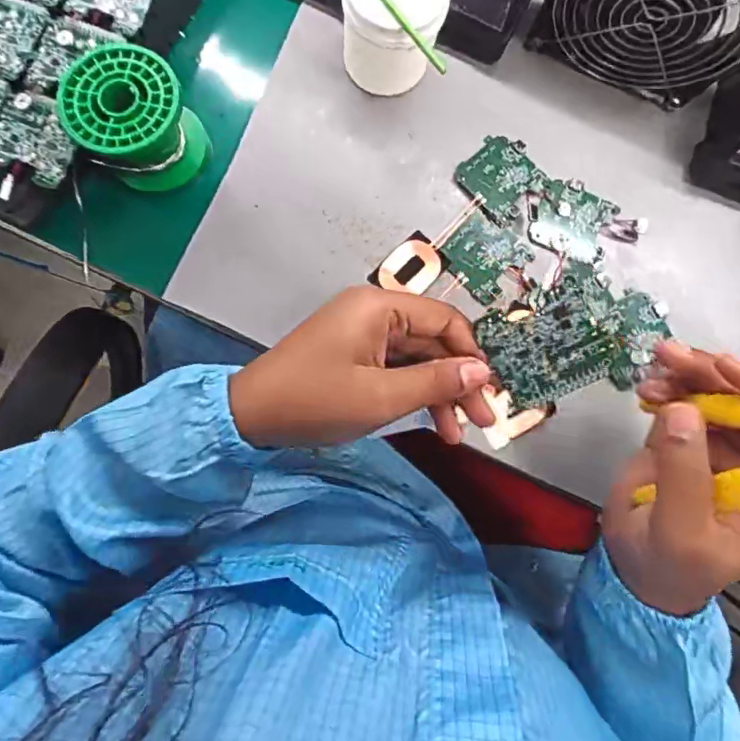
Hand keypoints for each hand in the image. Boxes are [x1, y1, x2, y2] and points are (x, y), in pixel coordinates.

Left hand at [229, 286, 497, 446]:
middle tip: (482, 422)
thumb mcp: (382, 397)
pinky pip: (392, 365)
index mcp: (378, 307)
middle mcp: (371, 310)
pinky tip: (426, 421)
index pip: (445, 320)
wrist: (252, 414)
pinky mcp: (350, 350)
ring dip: (436, 391)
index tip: (487, 394)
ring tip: (454, 433)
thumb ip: (436, 381)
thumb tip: (480, 370)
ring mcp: (358, 330)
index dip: (472, 356)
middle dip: (457, 380)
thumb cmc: (313, 401)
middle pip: (431, 339)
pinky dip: (410, 390)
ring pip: (414, 356)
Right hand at [602, 341, 739, 615]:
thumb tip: (684, 410)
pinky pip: (683, 401)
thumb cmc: (670, 564)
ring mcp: (717, 448)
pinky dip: (666, 387)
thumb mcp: (681, 529)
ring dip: (688, 374)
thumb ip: (685, 473)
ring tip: (654, 368)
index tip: (727, 369)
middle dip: (716, 373)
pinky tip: (647, 387)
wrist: (634, 572)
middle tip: (674, 355)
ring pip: (716, 395)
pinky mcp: (682, 439)